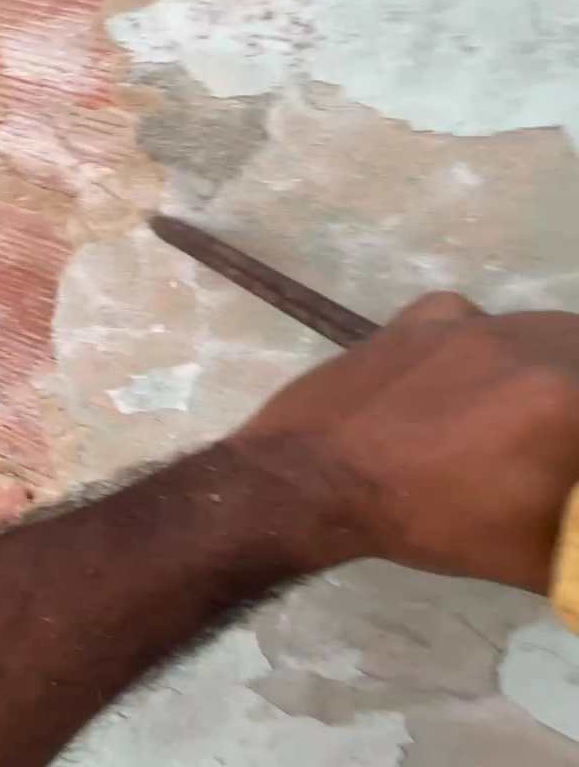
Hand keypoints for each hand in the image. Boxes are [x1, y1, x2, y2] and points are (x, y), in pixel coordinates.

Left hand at [231, 292, 578, 591]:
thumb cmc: (427, 520)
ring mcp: (452, 331)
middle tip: (570, 434)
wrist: (306, 479)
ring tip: (542, 406)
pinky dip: (483, 331)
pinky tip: (473, 365)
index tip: (577, 455)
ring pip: (542, 330)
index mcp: (570, 399)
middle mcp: (518, 348)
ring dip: (560, 362)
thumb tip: (577, 498)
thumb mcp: (546, 546)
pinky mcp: (399, 329)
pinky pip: (462, 311)